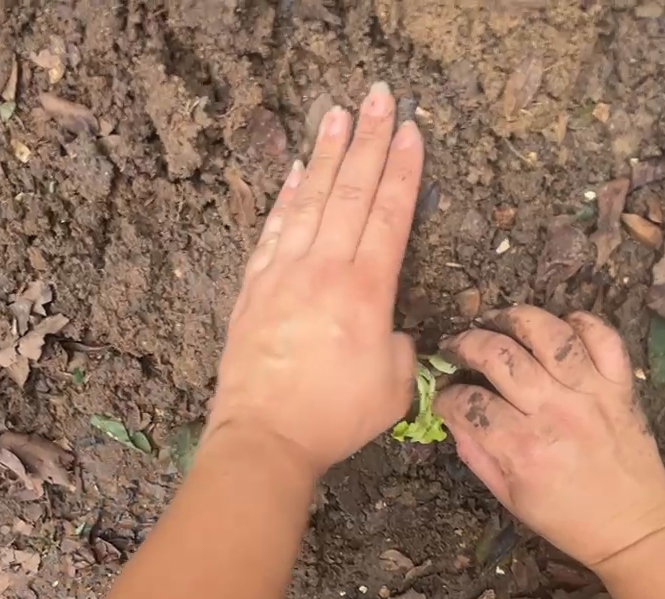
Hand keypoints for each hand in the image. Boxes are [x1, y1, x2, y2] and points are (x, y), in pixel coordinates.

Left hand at [205, 82, 425, 477]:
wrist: (265, 436)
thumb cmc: (334, 418)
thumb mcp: (393, 389)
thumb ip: (401, 347)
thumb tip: (388, 329)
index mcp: (366, 292)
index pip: (389, 215)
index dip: (403, 170)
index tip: (411, 130)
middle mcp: (323, 271)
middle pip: (349, 192)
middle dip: (368, 140)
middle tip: (378, 96)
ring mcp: (283, 276)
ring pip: (308, 201)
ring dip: (324, 154)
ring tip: (336, 114)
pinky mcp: (253, 290)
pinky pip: (272, 231)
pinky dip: (284, 198)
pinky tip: (293, 173)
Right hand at [435, 307, 664, 570]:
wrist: (633, 527)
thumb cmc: (566, 519)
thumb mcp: (508, 498)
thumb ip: (477, 455)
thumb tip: (454, 418)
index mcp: (522, 449)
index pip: (468, 403)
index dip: (447, 396)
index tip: (446, 397)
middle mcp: (555, 412)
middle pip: (500, 355)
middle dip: (467, 344)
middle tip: (457, 346)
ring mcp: (592, 393)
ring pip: (548, 333)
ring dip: (515, 319)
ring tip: (498, 323)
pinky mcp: (621, 385)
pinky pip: (602, 336)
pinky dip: (578, 322)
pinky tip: (557, 329)